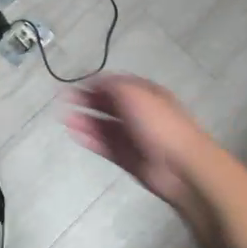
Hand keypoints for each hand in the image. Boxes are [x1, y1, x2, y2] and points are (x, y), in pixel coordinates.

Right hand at [64, 73, 215, 207]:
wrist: (181, 167)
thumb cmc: (159, 124)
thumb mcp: (135, 94)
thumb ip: (112, 85)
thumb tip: (94, 81)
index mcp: (146, 94)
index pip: (117, 85)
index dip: (97, 84)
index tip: (76, 85)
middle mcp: (140, 113)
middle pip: (109, 105)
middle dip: (88, 102)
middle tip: (65, 101)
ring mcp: (135, 137)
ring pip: (105, 126)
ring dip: (85, 120)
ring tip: (65, 118)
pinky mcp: (129, 158)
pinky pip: (106, 146)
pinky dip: (91, 139)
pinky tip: (74, 134)